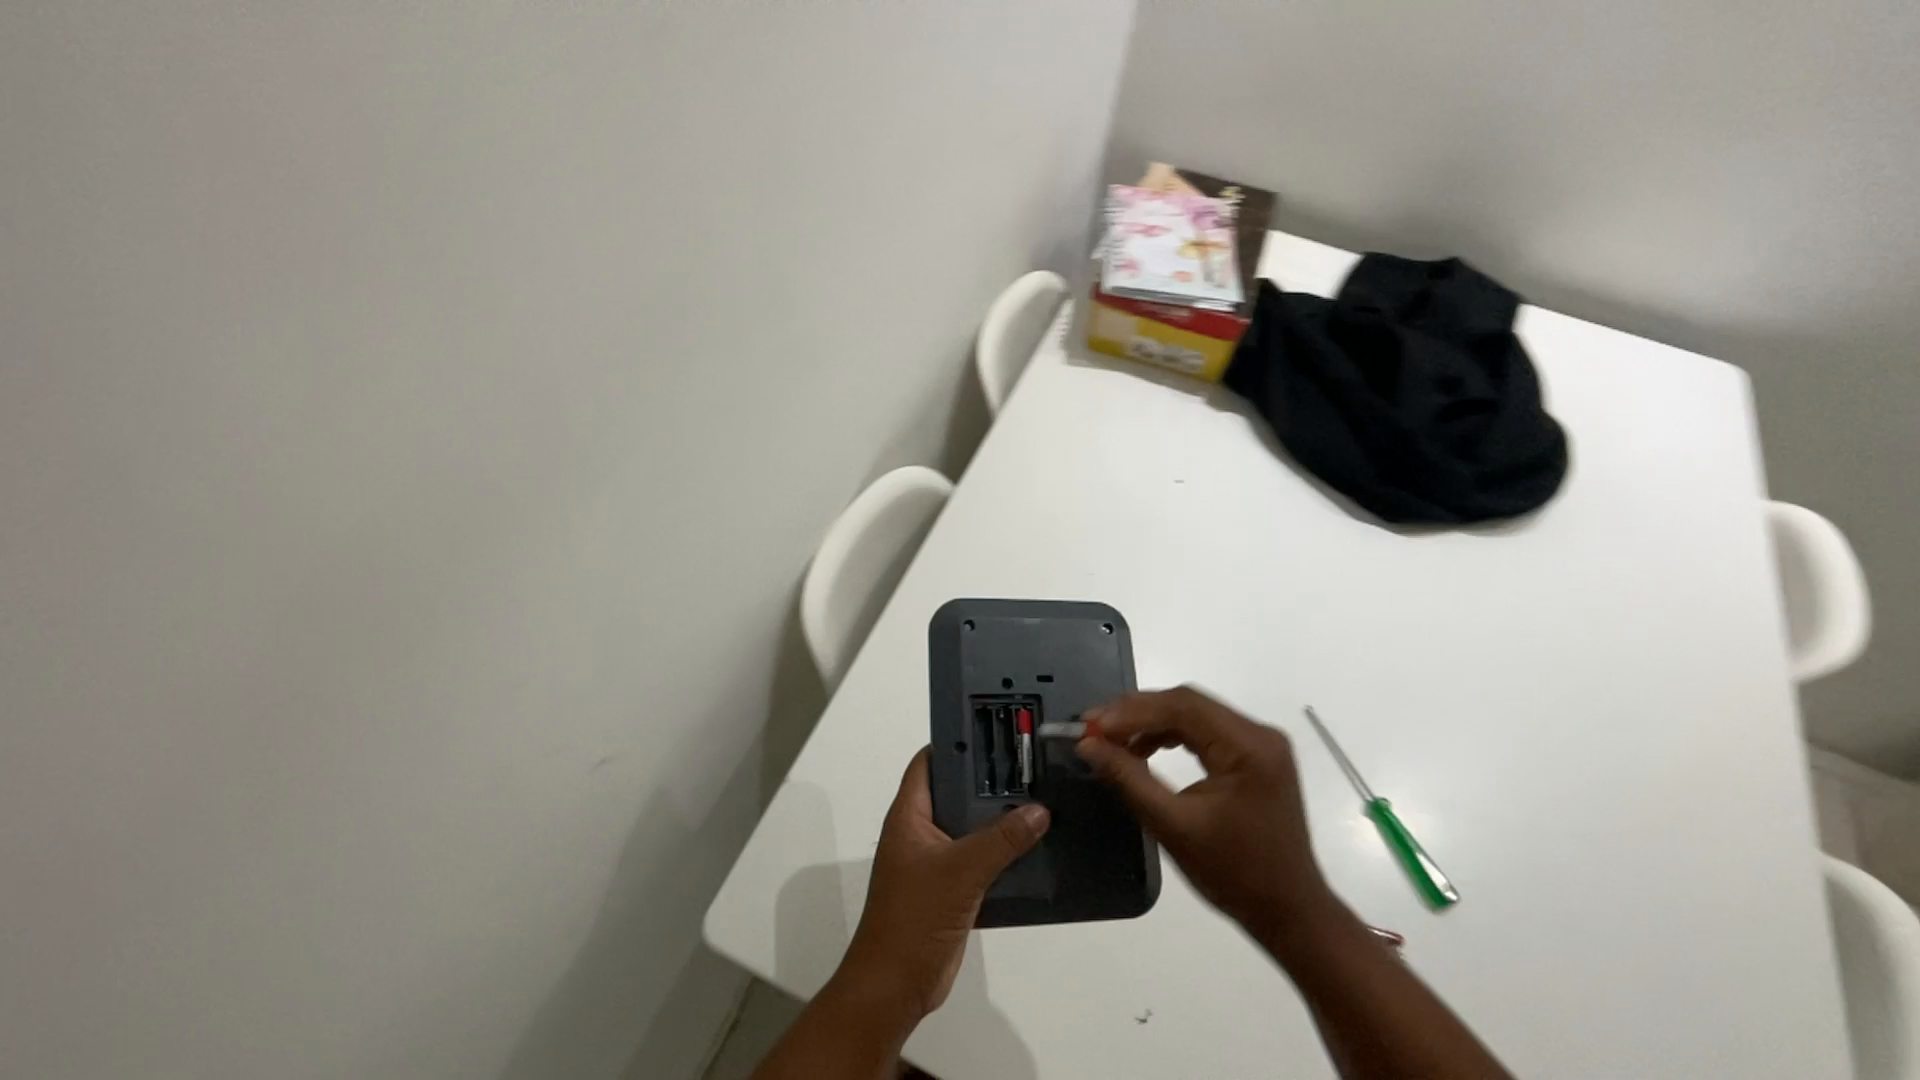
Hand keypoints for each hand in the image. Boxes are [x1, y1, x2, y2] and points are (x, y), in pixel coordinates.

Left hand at [835, 748, 1049, 1021]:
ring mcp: (936, 862)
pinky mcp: (952, 889)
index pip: (929, 763)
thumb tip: (1040, 810)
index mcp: (909, 816)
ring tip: (1044, 798)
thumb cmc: (914, 917)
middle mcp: (921, 832)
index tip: (995, 729)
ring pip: (972, 828)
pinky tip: (1037, 847)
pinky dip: (1005, 853)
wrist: (896, 985)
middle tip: (1032, 763)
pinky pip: (982, 860)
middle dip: (990, 780)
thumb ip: (1001, 839)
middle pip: (956, 793)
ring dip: (1001, 819)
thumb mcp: (959, 871)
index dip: (956, 743)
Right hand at [1075, 687, 1332, 934]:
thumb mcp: (1172, 826)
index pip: (1182, 706)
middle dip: (1138, 712)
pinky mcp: (1257, 757)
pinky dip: (1173, 735)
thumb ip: (1129, 779)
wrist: (1289, 911)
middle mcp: (1260, 734)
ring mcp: (1261, 744)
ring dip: (1153, 722)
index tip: (1091, 725)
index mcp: (1248, 747)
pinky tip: (1147, 750)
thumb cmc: (1234, 873)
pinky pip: (1208, 731)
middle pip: (1189, 704)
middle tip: (1095, 728)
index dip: (1131, 710)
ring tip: (1115, 741)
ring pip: (1196, 714)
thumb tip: (1088, 745)